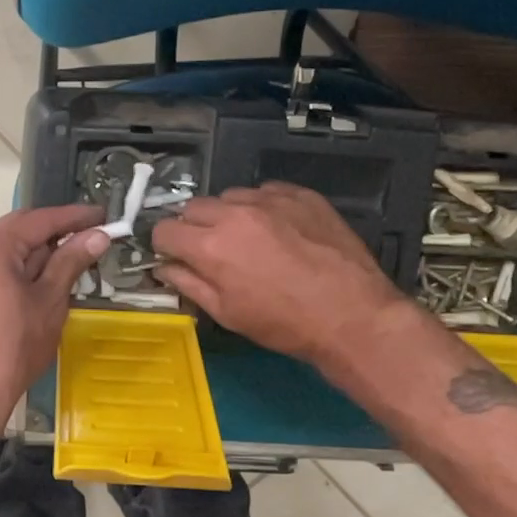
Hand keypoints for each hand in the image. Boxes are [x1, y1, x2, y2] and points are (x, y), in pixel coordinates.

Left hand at [0, 203, 108, 435]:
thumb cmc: (14, 347)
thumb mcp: (50, 302)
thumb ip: (71, 262)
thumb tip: (97, 236)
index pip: (39, 220)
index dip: (73, 217)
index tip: (102, 216)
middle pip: (18, 230)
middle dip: (54, 233)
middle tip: (88, 238)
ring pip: (4, 250)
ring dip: (36, 253)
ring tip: (68, 263)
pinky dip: (17, 268)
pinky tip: (37, 284)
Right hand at [153, 182, 417, 367]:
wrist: (352, 315)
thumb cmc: (284, 324)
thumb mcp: (227, 314)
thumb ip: (189, 284)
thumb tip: (165, 268)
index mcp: (210, 246)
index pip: (164, 230)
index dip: (165, 246)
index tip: (175, 258)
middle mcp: (235, 213)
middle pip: (193, 207)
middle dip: (193, 228)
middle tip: (211, 252)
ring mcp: (270, 199)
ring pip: (230, 197)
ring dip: (228, 215)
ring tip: (248, 240)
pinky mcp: (300, 194)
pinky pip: (266, 192)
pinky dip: (262, 208)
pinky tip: (278, 231)